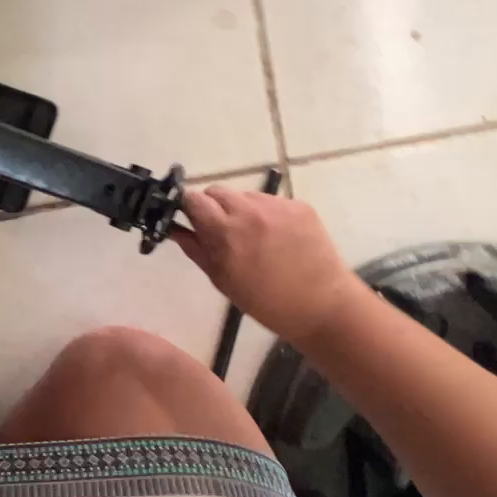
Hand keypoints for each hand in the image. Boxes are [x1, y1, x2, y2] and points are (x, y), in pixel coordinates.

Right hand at [170, 185, 370, 339]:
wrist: (322, 305)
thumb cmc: (264, 301)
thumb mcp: (221, 279)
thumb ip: (195, 248)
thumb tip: (175, 229)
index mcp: (224, 232)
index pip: (193, 199)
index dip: (189, 207)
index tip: (192, 219)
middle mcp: (248, 211)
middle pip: (216, 191)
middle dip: (212, 206)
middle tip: (221, 230)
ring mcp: (276, 205)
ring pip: (244, 195)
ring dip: (240, 209)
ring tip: (253, 237)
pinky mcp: (299, 205)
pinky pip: (271, 201)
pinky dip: (266, 214)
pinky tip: (276, 237)